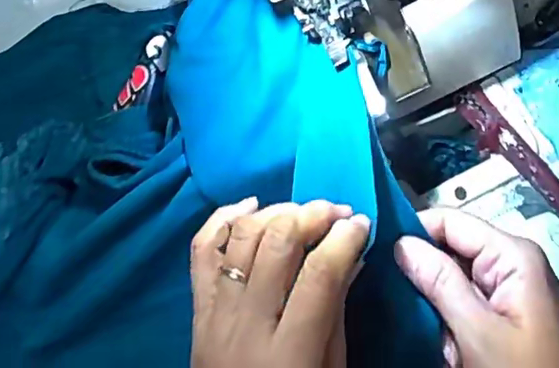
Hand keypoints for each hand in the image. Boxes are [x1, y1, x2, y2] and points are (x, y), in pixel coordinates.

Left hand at [191, 197, 372, 367]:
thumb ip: (336, 312)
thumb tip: (352, 253)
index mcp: (287, 356)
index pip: (318, 275)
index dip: (344, 239)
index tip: (362, 223)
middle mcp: (246, 328)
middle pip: (277, 243)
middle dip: (313, 214)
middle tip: (337, 212)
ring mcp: (216, 316)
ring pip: (242, 236)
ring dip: (277, 210)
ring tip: (302, 211)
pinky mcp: (196, 311)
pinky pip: (202, 249)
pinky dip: (226, 216)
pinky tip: (252, 205)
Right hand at [394, 209, 558, 367]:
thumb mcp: (478, 334)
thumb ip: (440, 283)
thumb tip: (402, 242)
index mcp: (514, 254)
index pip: (452, 221)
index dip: (416, 232)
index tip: (382, 253)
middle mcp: (514, 263)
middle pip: (454, 248)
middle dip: (427, 274)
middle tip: (400, 298)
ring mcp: (513, 291)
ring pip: (457, 278)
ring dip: (437, 303)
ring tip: (424, 325)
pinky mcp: (509, 319)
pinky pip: (469, 304)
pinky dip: (451, 321)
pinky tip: (445, 344)